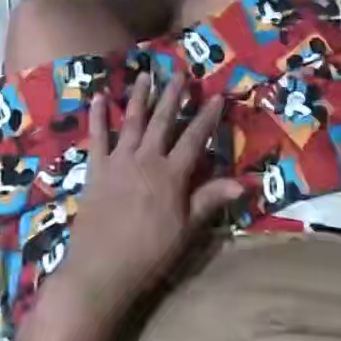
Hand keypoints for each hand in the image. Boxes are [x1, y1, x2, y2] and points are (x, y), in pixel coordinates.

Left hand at [56, 74, 242, 319]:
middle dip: (173, 96)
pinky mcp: (95, 168)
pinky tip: (100, 96)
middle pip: (162, 121)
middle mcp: (145, 159)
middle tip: (180, 73)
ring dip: (140, 97)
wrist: (102, 266)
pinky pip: (97, 136)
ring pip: (132, 121)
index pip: (194, 139)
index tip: (216, 96)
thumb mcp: (186, 229)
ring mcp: (118, 160)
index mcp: (171, 174)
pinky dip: (98, 115)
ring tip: (146, 75)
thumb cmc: (150, 253)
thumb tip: (245, 182)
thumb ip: (210, 200)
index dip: (207, 117)